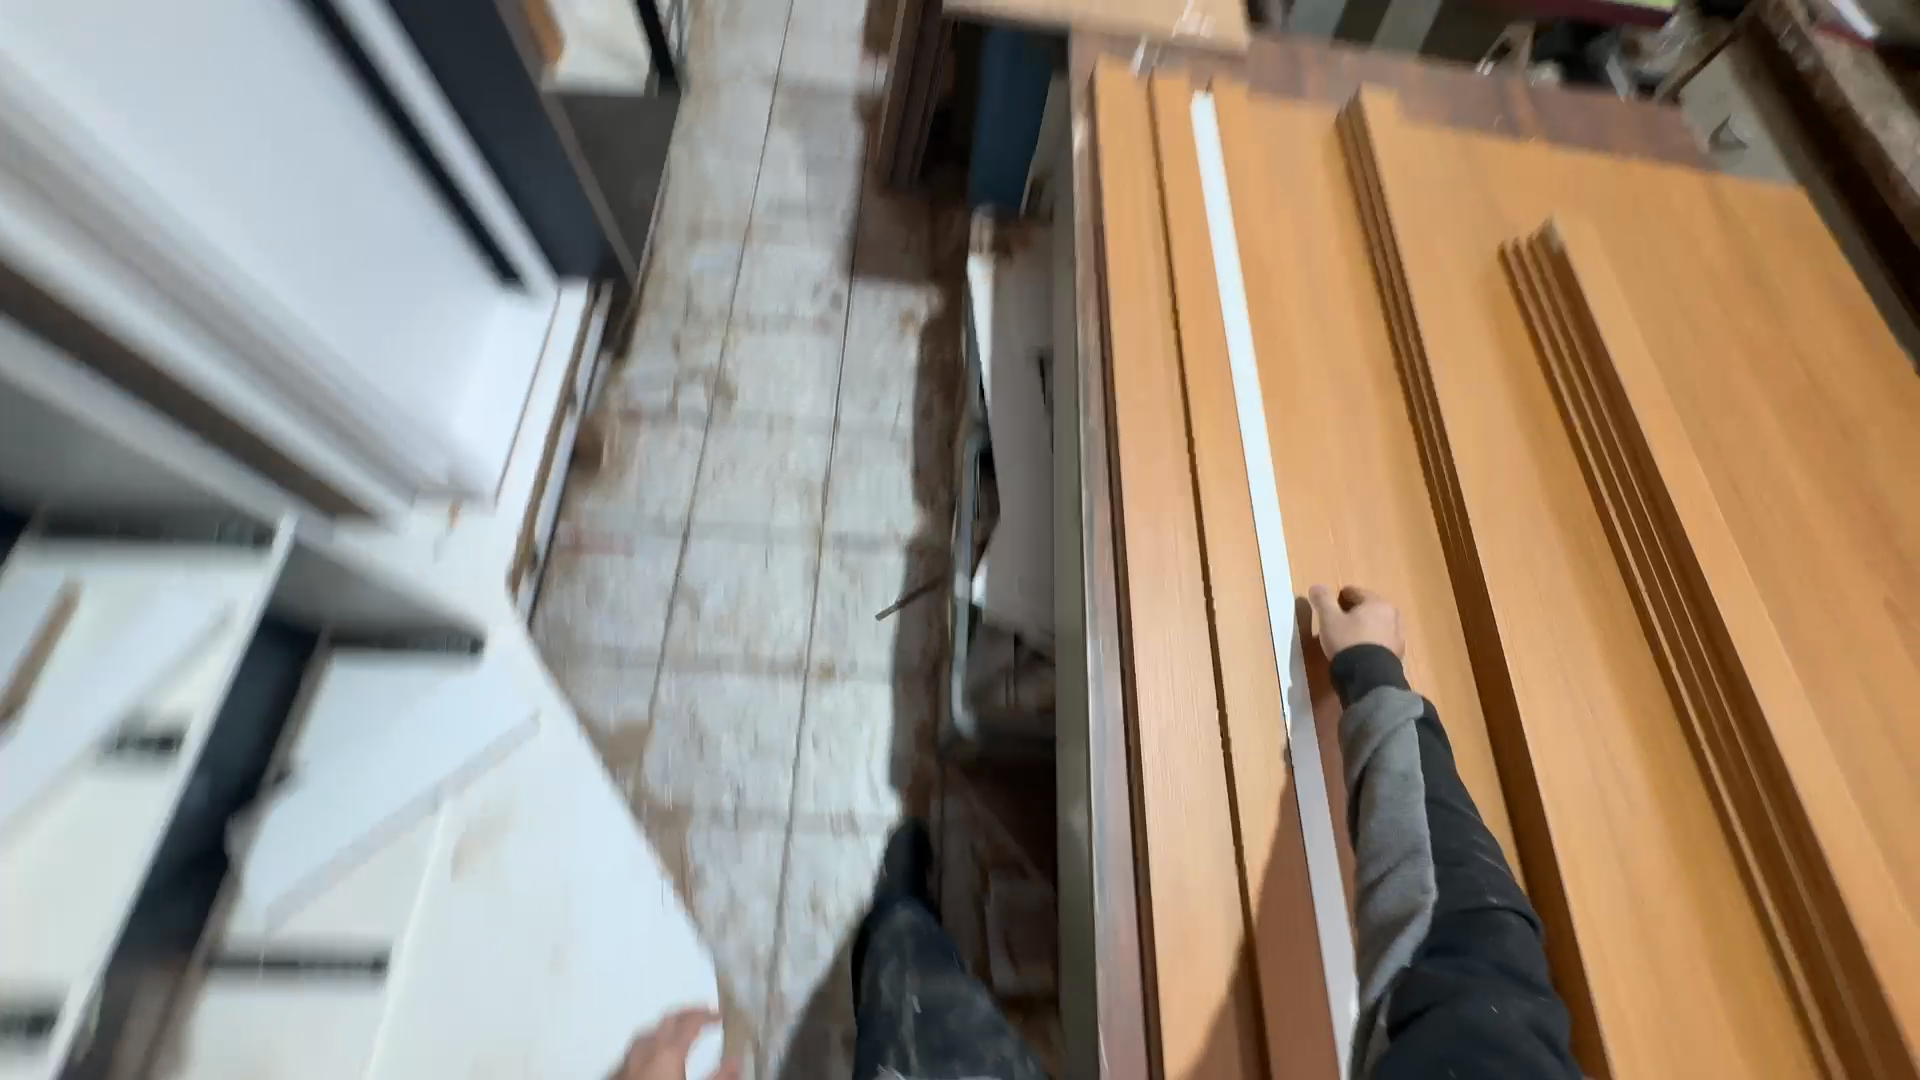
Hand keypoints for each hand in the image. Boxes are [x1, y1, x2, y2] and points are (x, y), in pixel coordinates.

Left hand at [616, 1008, 739, 1079]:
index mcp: (669, 1052)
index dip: (708, 1015)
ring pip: (645, 1035)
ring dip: (663, 1029)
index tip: (722, 1016)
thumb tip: (737, 1060)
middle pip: (667, 1020)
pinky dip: (645, 1047)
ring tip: (675, 1034)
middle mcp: (646, 1052)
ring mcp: (626, 1065)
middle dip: (687, 1015)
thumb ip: (719, 1078)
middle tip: (703, 1016)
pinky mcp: (614, 1078)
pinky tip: (648, 1061)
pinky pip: (631, 1053)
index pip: (691, 1022)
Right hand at [1307, 584, 1404, 659]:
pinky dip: (1371, 641)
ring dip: (1363, 627)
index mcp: (1377, 603)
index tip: (1327, 608)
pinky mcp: (1398, 652)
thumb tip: (1317, 586)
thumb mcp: (1328, 619)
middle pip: (1367, 608)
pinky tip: (1359, 651)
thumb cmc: (1347, 641)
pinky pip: (1381, 640)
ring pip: (1376, 624)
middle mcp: (1393, 615)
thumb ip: (1323, 599)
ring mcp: (1398, 635)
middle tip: (1336, 623)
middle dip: (1353, 613)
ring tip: (1347, 639)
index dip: (1338, 598)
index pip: (1354, 592)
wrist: (1369, 676)